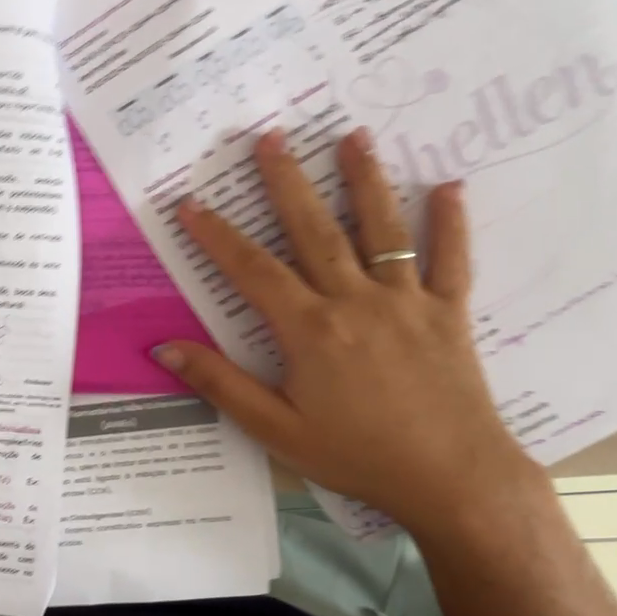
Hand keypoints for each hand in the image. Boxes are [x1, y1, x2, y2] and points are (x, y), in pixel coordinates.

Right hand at [152, 128, 540, 527]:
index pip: (252, 271)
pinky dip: (451, 224)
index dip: (217, 235)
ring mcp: (407, 304)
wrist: (452, 478)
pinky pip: (451, 261)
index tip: (191, 203)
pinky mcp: (448, 316)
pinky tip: (449, 187)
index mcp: (309, 330)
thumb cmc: (354, 455)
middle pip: (314, 232)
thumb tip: (164, 348)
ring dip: (365, 181)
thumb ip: (219, 383)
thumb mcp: (273, 428)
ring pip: (382, 232)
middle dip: (287, 183)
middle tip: (270, 137)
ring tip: (352, 137)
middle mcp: (356, 303)